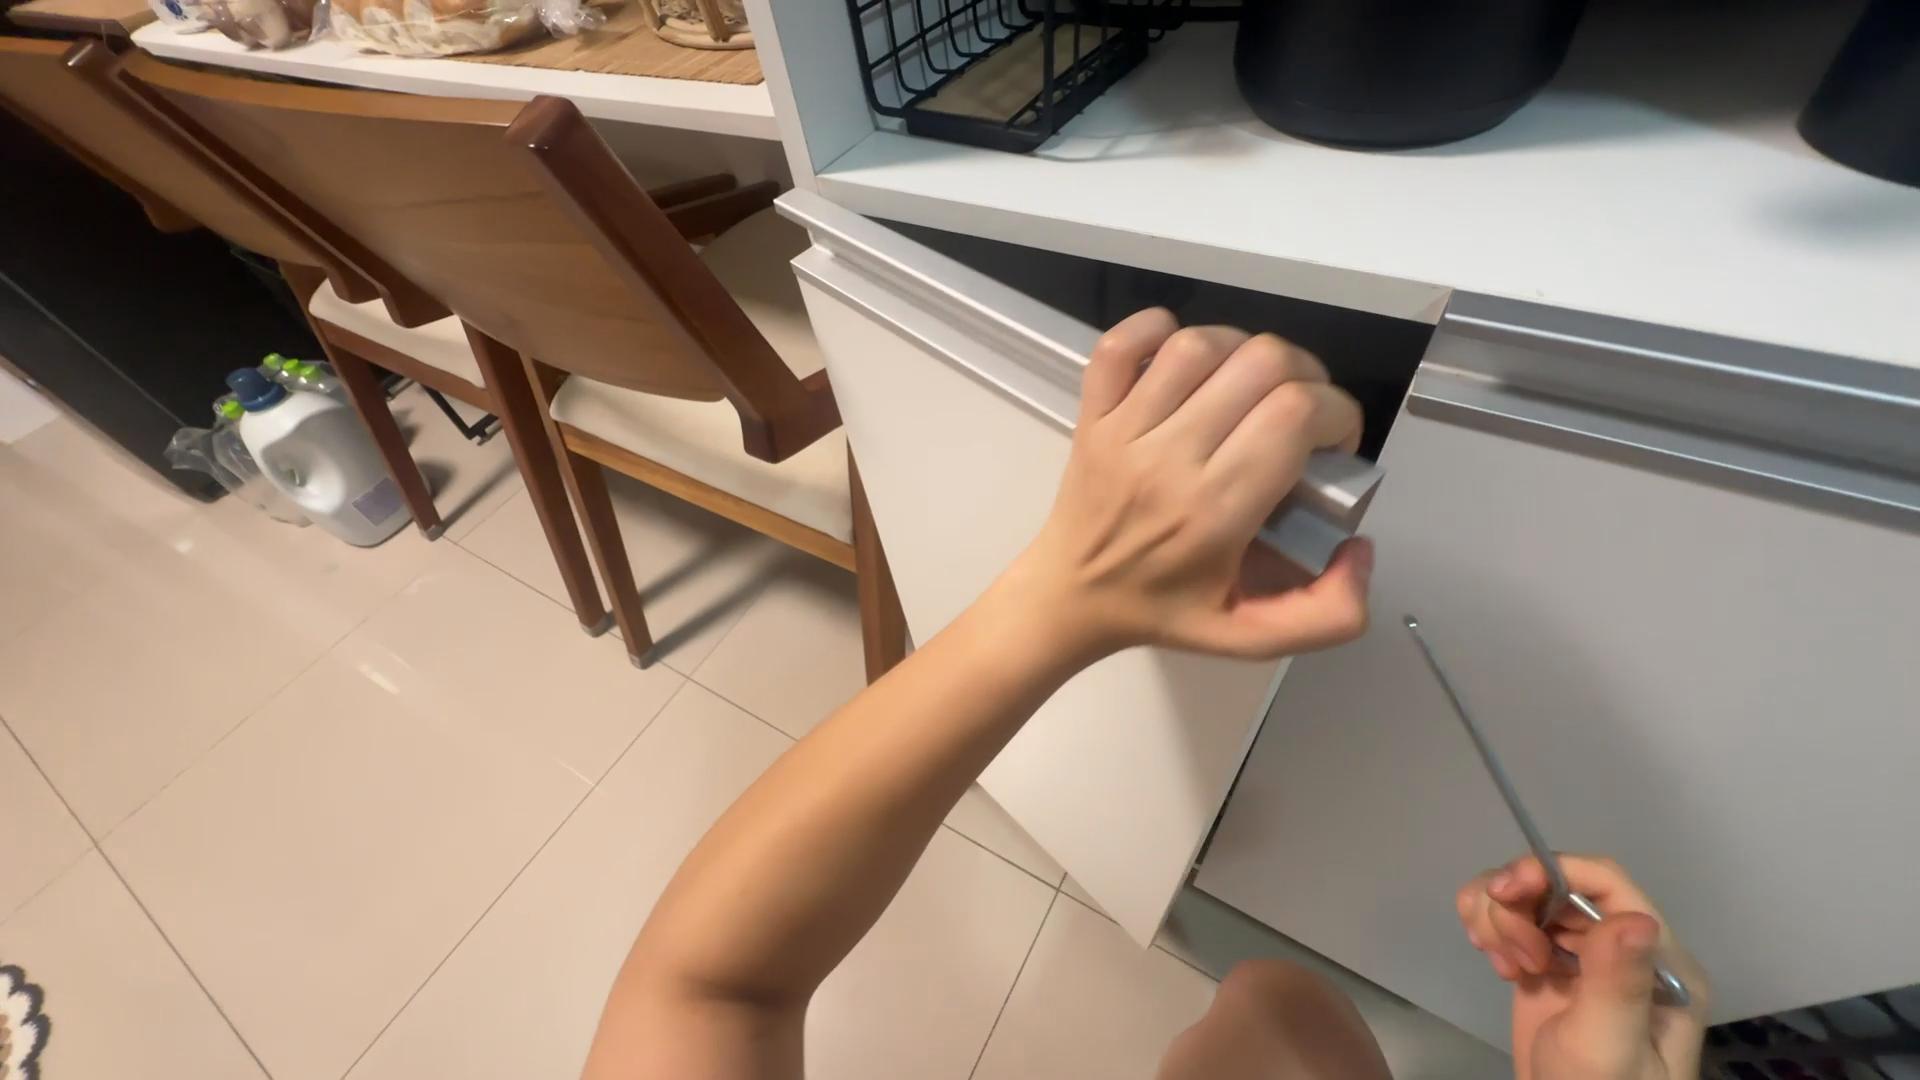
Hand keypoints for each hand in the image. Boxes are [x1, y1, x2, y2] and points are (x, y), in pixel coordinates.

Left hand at [1003, 308, 1371, 662]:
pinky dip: (1153, 331)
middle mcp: (1169, 459)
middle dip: (1306, 377)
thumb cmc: (1160, 610)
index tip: (1331, 445)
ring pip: (1198, 345)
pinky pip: (1118, 347)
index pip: (1296, 415)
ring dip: (1242, 351)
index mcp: (1214, 511)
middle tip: (1301, 414)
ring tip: (1249, 388)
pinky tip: (1181, 358)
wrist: (1071, 596)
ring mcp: (1123, 431)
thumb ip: (1327, 615)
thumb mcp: (1250, 637)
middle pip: (1260, 364)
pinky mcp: (1091, 416)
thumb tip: (1361, 547)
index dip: (1338, 414)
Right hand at [1457, 855, 1711, 1079]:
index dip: (1549, 870)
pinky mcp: (1543, 957)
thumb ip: (1617, 982)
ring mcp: (1579, 951)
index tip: (1507, 893)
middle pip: (1551, 880)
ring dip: (1496, 917)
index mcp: (1658, 961)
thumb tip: (1637, 918)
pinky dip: (1485, 924)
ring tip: (1504, 965)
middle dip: (1514, 905)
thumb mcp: (1607, 1043)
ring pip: (1520, 891)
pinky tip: (1495, 962)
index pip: (1603, 879)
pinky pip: (1503, 910)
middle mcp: (1620, 945)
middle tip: (1513, 958)